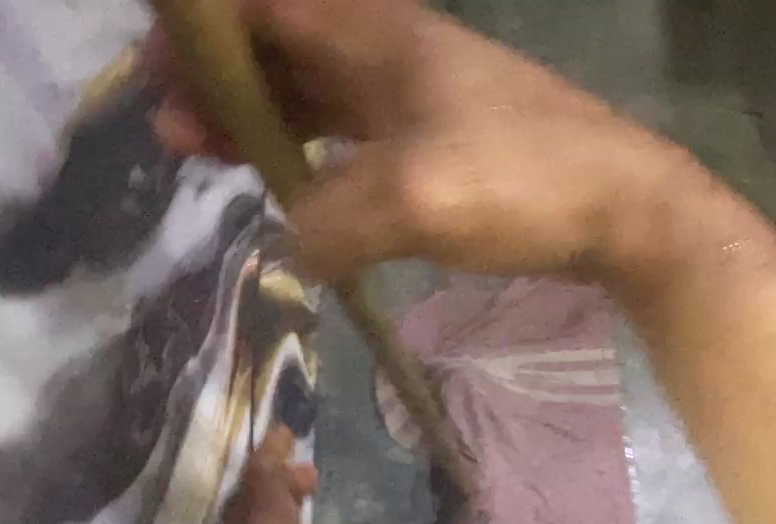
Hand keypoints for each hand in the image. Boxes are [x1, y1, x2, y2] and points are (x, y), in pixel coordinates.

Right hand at [144, 0, 703, 285]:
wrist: (621, 208)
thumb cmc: (522, 183)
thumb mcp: (414, 201)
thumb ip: (332, 222)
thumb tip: (290, 248)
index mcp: (376, 37)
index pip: (265, 2)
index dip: (203, 30)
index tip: (154, 70)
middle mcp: (391, 57)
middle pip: (283, 49)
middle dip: (220, 83)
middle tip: (171, 132)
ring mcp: (419, 105)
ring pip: (319, 99)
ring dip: (263, 123)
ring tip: (208, 159)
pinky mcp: (441, 151)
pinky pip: (356, 144)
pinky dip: (315, 161)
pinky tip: (297, 192)